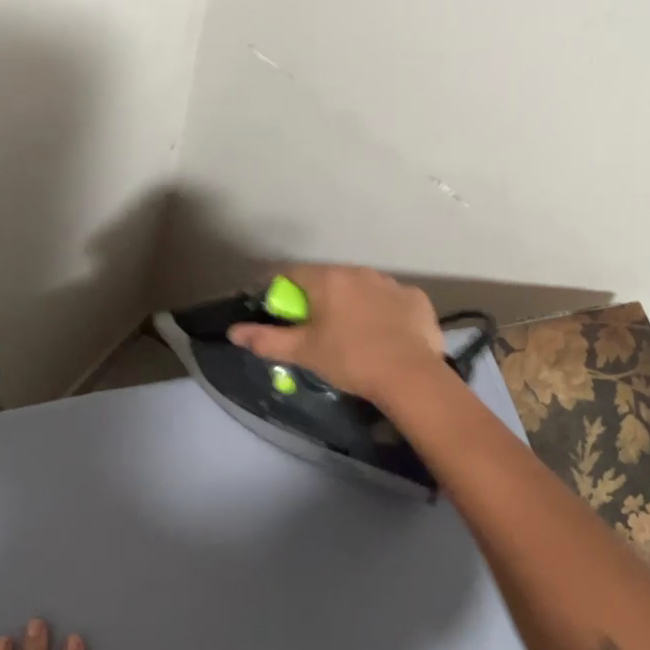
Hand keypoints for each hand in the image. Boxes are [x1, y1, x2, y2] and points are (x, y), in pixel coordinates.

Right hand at [227, 265, 447, 400]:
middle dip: (319, 299)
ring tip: (353, 336)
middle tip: (316, 331)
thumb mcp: (304, 352)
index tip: (281, 314)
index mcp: (328, 280)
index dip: (282, 292)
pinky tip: (384, 338)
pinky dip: (383, 314)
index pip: (293, 274)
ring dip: (352, 304)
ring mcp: (391, 284)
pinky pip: (391, 302)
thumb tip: (234, 332)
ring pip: (362, 289)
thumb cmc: (350, 360)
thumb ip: (266, 340)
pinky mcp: (416, 299)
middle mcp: (359, 272)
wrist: (410, 376)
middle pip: (329, 280)